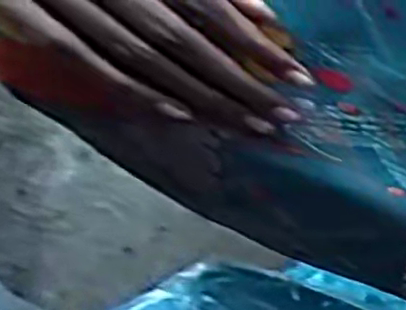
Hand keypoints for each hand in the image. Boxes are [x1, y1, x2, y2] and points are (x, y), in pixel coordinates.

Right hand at [0, 0, 310, 132]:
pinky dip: (132, 89)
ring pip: (139, 55)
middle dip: (240, 84)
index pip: (205, 4)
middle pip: (178, 39)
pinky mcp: (11, 5)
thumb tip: (267, 16)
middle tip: (288, 116)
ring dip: (204, 98)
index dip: (256, 44)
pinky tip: (183, 117)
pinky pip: (75, 55)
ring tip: (257, 128)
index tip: (302, 79)